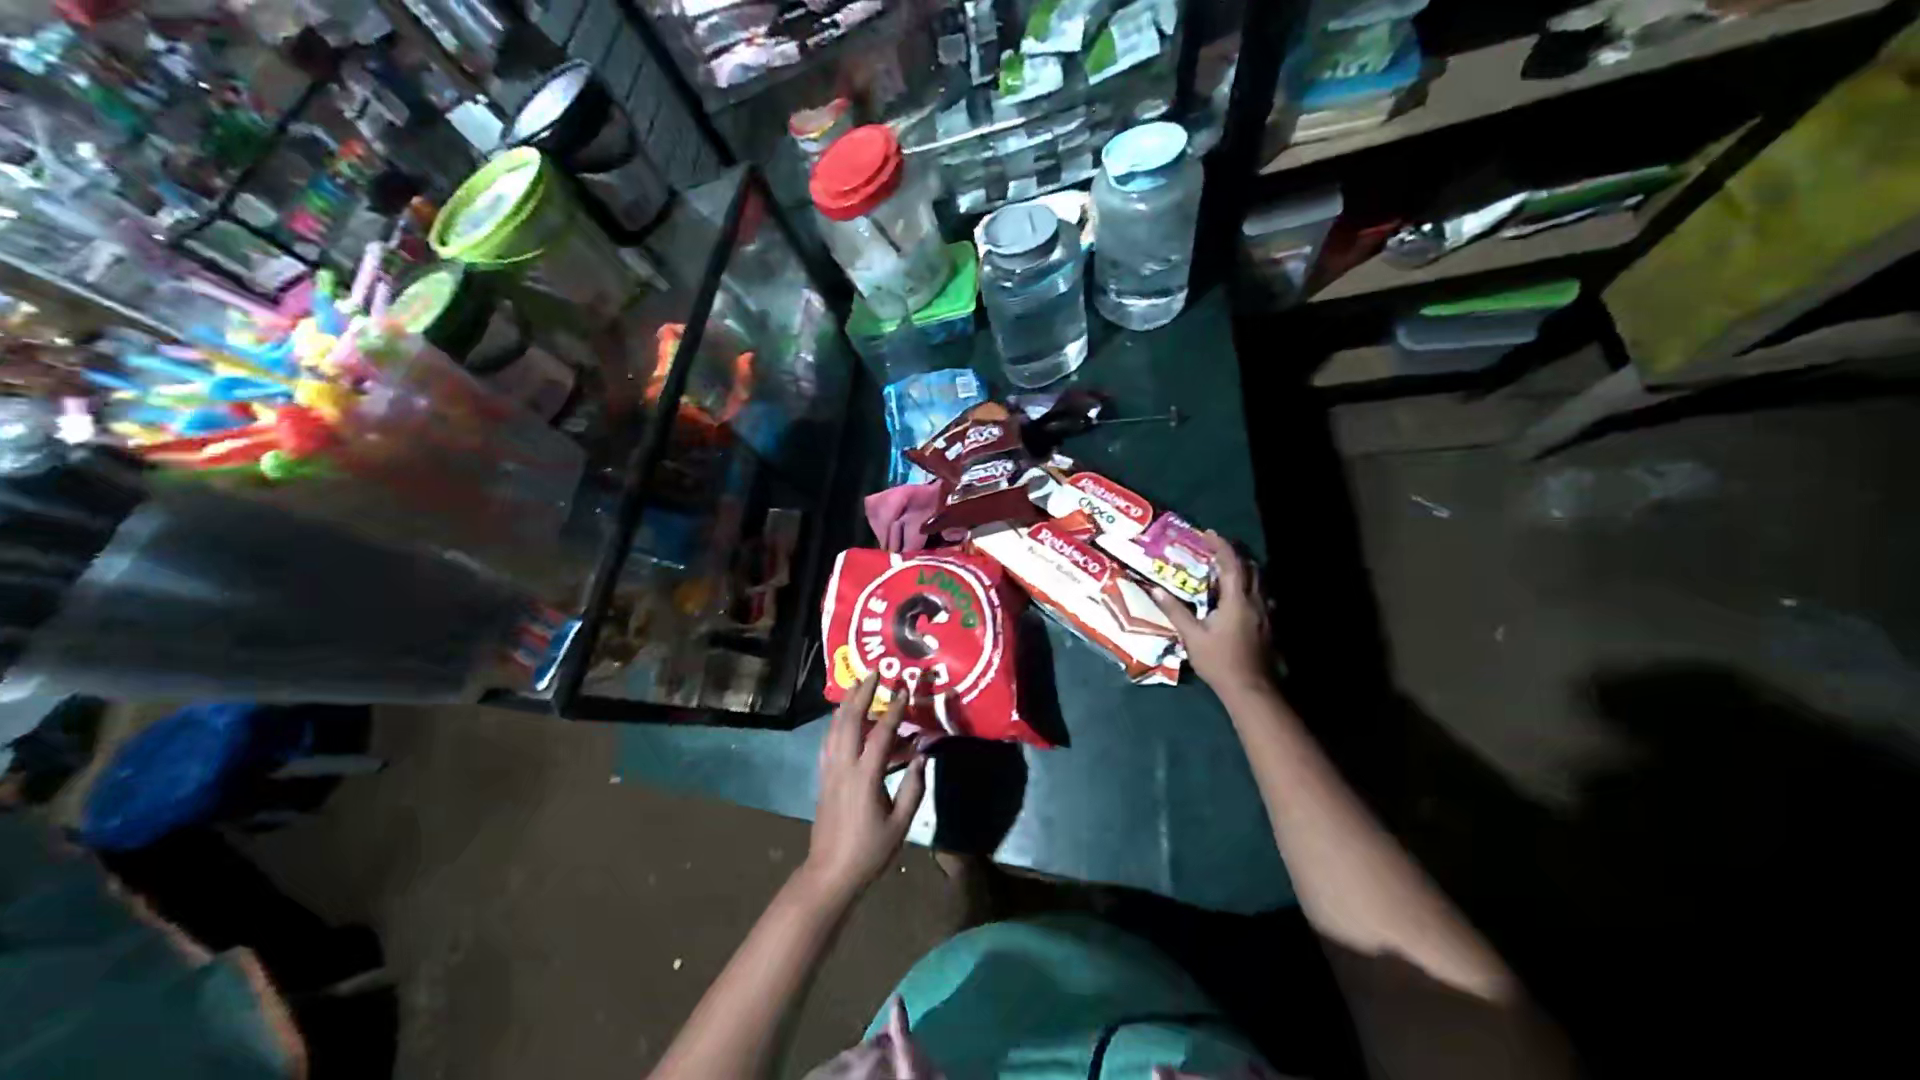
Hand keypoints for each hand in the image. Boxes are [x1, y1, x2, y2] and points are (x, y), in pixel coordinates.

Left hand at [803, 675, 927, 898]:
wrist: (830, 873)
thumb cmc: (869, 851)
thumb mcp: (901, 823)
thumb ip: (914, 788)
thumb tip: (922, 755)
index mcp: (865, 776)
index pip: (881, 733)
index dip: (894, 709)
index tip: (905, 688)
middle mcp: (843, 766)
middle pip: (849, 720)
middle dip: (861, 693)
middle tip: (874, 673)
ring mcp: (829, 770)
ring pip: (834, 727)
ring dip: (846, 703)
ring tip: (858, 685)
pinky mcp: (823, 777)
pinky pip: (829, 741)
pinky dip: (837, 723)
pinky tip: (844, 718)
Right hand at [1153, 531, 1274, 697]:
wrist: (1250, 689)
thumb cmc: (1219, 662)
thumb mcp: (1192, 636)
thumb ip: (1176, 611)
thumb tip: (1157, 590)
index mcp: (1237, 600)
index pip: (1231, 564)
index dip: (1221, 546)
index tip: (1208, 533)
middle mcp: (1256, 601)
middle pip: (1250, 568)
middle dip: (1234, 554)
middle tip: (1215, 549)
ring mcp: (1266, 613)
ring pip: (1259, 581)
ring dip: (1243, 570)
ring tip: (1224, 570)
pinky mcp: (1268, 624)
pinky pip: (1260, 595)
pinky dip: (1248, 586)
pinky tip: (1236, 597)